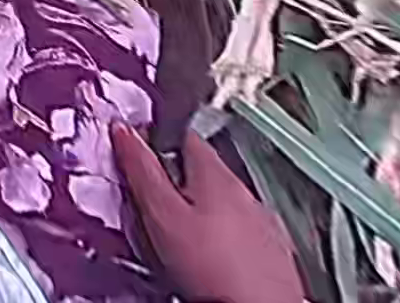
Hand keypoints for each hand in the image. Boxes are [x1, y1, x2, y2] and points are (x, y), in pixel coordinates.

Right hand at [111, 123, 303, 302]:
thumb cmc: (209, 268)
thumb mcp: (159, 211)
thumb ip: (140, 166)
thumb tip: (124, 131)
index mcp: (217, 175)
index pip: (181, 134)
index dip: (152, 137)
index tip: (132, 149)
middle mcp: (247, 195)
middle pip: (199, 167)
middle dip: (171, 175)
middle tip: (148, 195)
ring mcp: (266, 227)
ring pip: (219, 199)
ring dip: (195, 204)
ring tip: (174, 228)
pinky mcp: (276, 257)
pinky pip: (238, 228)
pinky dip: (219, 231)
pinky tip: (205, 252)